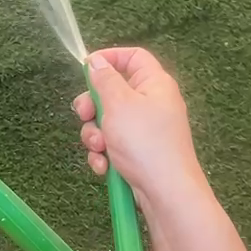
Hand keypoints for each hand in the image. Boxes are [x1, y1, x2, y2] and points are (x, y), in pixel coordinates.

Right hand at [72, 47, 207, 213]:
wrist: (166, 193)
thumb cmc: (144, 142)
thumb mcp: (118, 104)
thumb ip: (104, 79)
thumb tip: (96, 61)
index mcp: (154, 84)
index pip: (133, 57)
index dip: (109, 57)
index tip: (86, 68)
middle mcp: (151, 103)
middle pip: (112, 91)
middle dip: (93, 106)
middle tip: (85, 115)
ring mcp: (144, 129)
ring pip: (106, 120)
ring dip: (95, 135)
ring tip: (99, 148)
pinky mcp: (137, 152)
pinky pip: (111, 144)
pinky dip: (103, 154)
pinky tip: (104, 166)